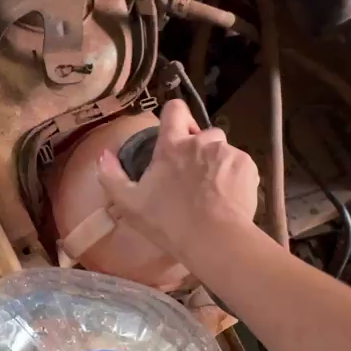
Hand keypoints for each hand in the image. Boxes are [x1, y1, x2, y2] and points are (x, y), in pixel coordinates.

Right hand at [95, 98, 259, 263]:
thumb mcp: (130, 204)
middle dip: (199, 149)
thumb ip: (111, 176)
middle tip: (192, 176)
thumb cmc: (168, 222)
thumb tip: (104, 155)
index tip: (176, 133)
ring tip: (212, 191)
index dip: (175, 117)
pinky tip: (228, 198)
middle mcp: (201, 142)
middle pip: (203, 134)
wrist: (214, 239)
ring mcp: (227, 153)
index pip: (174, 110)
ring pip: (222, 151)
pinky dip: (234, 177)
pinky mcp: (246, 166)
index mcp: (172, 145)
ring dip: (217, 164)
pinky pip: (240, 165)